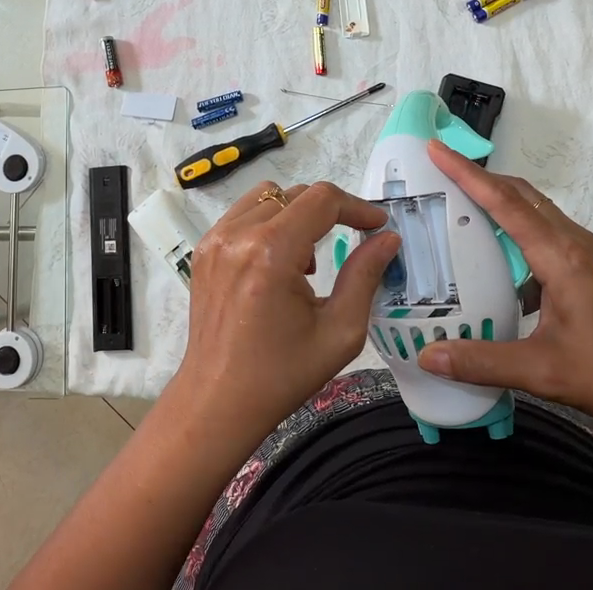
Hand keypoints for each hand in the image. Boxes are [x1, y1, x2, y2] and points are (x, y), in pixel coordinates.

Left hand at [168, 181, 397, 439]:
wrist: (218, 399)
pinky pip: (242, 214)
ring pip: (267, 196)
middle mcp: (238, 235)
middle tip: (350, 242)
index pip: (321, 200)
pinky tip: (277, 264)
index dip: (355, 207)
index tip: (376, 226)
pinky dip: (268, 224)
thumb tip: (388, 239)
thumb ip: (365, 276)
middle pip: (295, 194)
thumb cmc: (282, 374)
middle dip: (329, 212)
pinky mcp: (204, 249)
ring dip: (296, 214)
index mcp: (271, 253)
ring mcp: (215, 240)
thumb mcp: (339, 332)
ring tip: (306, 260)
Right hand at [414, 141, 592, 454]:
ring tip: (458, 205)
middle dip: (479, 178)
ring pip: (535, 211)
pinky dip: (514, 227)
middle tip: (438, 173)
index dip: (467, 174)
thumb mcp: (544, 372)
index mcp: (561, 258)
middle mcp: (574, 245)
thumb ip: (483, 362)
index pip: (506, 203)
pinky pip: (545, 232)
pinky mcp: (590, 270)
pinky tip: (494, 257)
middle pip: (521, 195)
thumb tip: (428, 356)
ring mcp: (586, 255)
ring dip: (498, 200)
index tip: (436, 150)